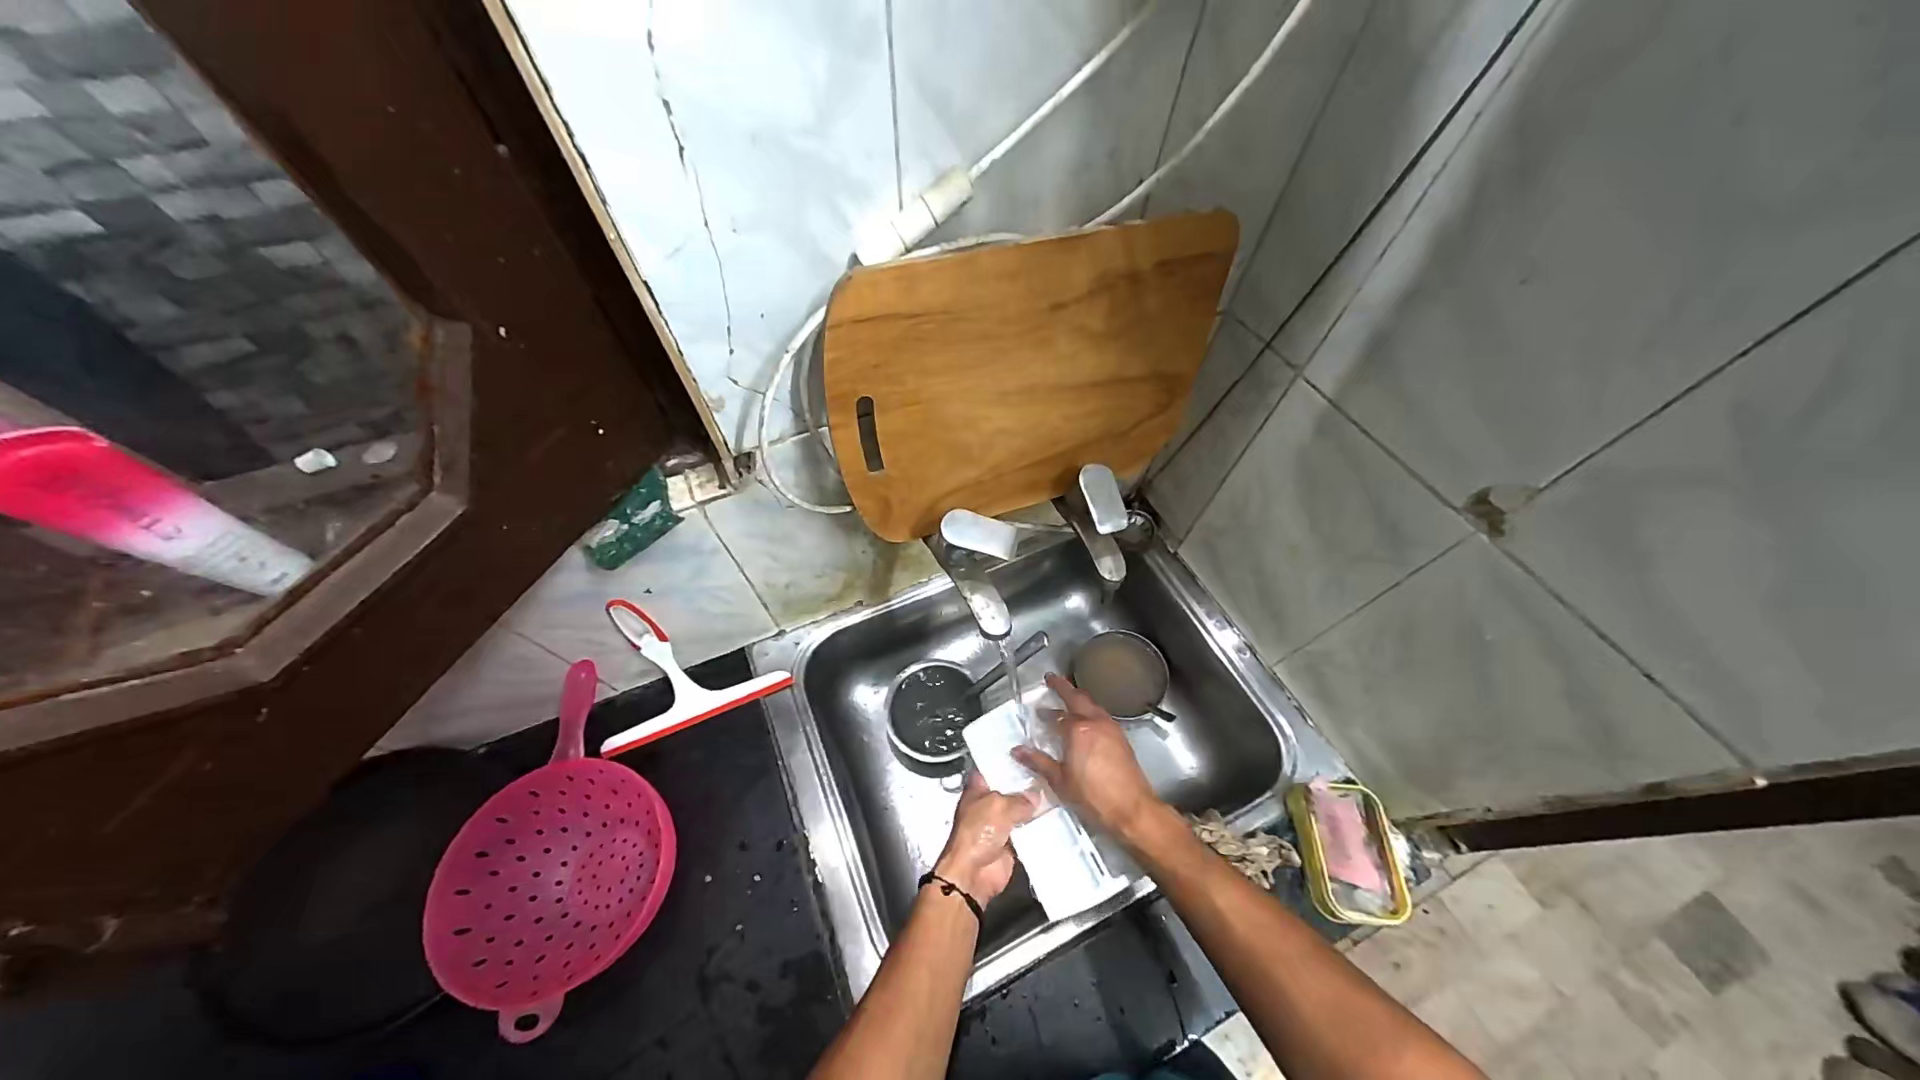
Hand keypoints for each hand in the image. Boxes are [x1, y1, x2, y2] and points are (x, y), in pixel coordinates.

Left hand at [932, 770, 1041, 902]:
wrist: (974, 874)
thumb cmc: (976, 834)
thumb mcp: (999, 806)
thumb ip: (1019, 799)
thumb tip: (1034, 796)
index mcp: (977, 791)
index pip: (990, 770)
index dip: (1004, 762)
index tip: (1022, 753)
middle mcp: (987, 806)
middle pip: (1008, 790)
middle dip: (1024, 785)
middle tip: (1046, 773)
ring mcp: (998, 825)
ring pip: (1019, 811)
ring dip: (1033, 808)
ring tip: (1054, 793)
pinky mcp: (1010, 844)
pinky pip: (1026, 832)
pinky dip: (1037, 828)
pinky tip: (1053, 818)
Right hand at [1012, 673, 1166, 841]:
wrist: (1132, 809)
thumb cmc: (1096, 797)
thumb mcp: (1059, 781)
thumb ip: (1038, 762)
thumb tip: (1019, 751)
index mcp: (1078, 730)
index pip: (1057, 714)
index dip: (1046, 713)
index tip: (1038, 712)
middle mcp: (1096, 723)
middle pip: (1078, 697)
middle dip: (1064, 687)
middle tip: (1052, 679)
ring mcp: (1112, 729)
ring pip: (1092, 705)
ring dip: (1079, 699)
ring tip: (1070, 698)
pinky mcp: (1122, 738)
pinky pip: (1103, 716)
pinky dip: (1091, 712)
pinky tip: (1087, 723)